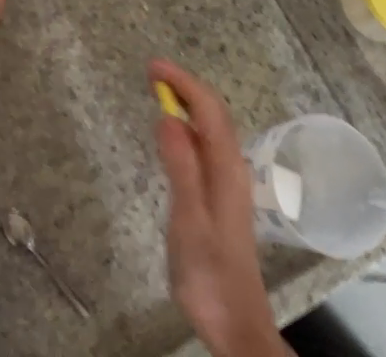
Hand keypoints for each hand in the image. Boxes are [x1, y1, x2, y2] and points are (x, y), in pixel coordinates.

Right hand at [151, 59, 286, 356]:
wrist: (233, 318)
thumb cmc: (208, 270)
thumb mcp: (188, 217)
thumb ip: (181, 166)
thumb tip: (168, 116)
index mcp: (226, 169)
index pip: (208, 110)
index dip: (183, 83)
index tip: (153, 67)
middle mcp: (232, 169)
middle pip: (213, 115)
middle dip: (185, 87)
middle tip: (151, 73)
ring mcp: (228, 183)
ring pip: (211, 131)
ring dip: (188, 105)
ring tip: (159, 93)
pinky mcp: (221, 198)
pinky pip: (206, 148)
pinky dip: (188, 129)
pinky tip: (172, 136)